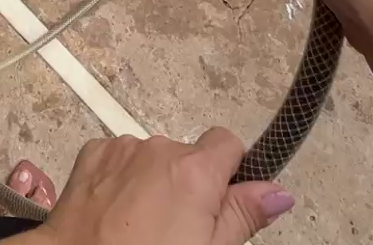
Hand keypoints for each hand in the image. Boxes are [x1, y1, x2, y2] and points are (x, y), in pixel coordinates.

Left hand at [17, 128, 293, 244]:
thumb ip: (244, 215)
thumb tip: (280, 190)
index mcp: (194, 170)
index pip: (227, 141)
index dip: (231, 169)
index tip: (226, 199)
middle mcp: (158, 146)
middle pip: (188, 156)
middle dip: (190, 185)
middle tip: (181, 231)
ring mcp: (121, 146)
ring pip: (152, 158)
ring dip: (155, 183)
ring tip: (143, 227)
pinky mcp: (92, 152)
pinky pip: (120, 158)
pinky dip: (123, 178)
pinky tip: (116, 212)